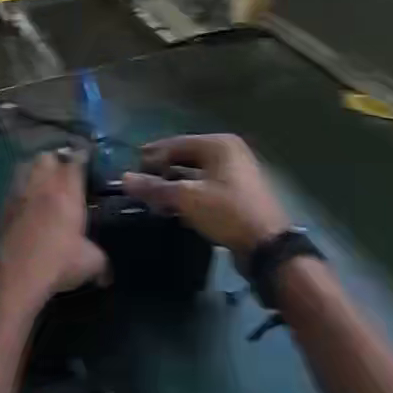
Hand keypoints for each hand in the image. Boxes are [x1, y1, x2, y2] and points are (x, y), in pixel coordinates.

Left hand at [0, 154, 106, 306]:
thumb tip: (106, 275)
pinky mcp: (4, 204)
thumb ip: (101, 260)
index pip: (75, 162)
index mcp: (67, 192)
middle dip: (57, 160)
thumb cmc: (59, 262)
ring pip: (27, 165)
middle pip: (48, 156)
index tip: (87, 159)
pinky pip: (14, 183)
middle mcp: (42, 185)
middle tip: (66, 172)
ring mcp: (20, 191)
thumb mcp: (91, 262)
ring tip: (45, 181)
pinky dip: (23, 184)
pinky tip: (29, 198)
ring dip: (37, 168)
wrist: (19, 273)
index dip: (81, 157)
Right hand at [120, 134, 290, 255]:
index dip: (150, 158)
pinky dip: (188, 193)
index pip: (173, 144)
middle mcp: (228, 152)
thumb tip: (123, 179)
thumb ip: (153, 187)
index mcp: (217, 144)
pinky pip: (204, 185)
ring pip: (193, 173)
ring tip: (153, 199)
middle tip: (141, 186)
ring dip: (172, 184)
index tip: (132, 175)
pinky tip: (173, 207)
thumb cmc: (227, 212)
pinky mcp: (238, 192)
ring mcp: (235, 172)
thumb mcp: (186, 198)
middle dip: (161, 172)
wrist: (269, 248)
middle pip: (182, 157)